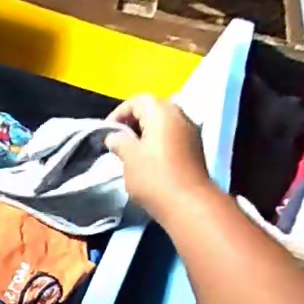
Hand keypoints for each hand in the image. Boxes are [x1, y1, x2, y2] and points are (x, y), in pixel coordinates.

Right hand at [106, 94, 214, 221]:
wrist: (189, 203)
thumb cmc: (154, 178)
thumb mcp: (130, 159)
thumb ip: (120, 142)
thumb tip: (114, 136)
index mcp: (162, 112)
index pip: (138, 100)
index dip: (119, 112)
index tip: (107, 130)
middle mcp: (180, 115)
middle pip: (154, 108)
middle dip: (134, 120)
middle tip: (119, 137)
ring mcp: (191, 131)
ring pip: (165, 122)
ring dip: (147, 131)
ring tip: (132, 149)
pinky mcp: (196, 148)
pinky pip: (173, 135)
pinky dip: (159, 140)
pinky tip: (150, 158)